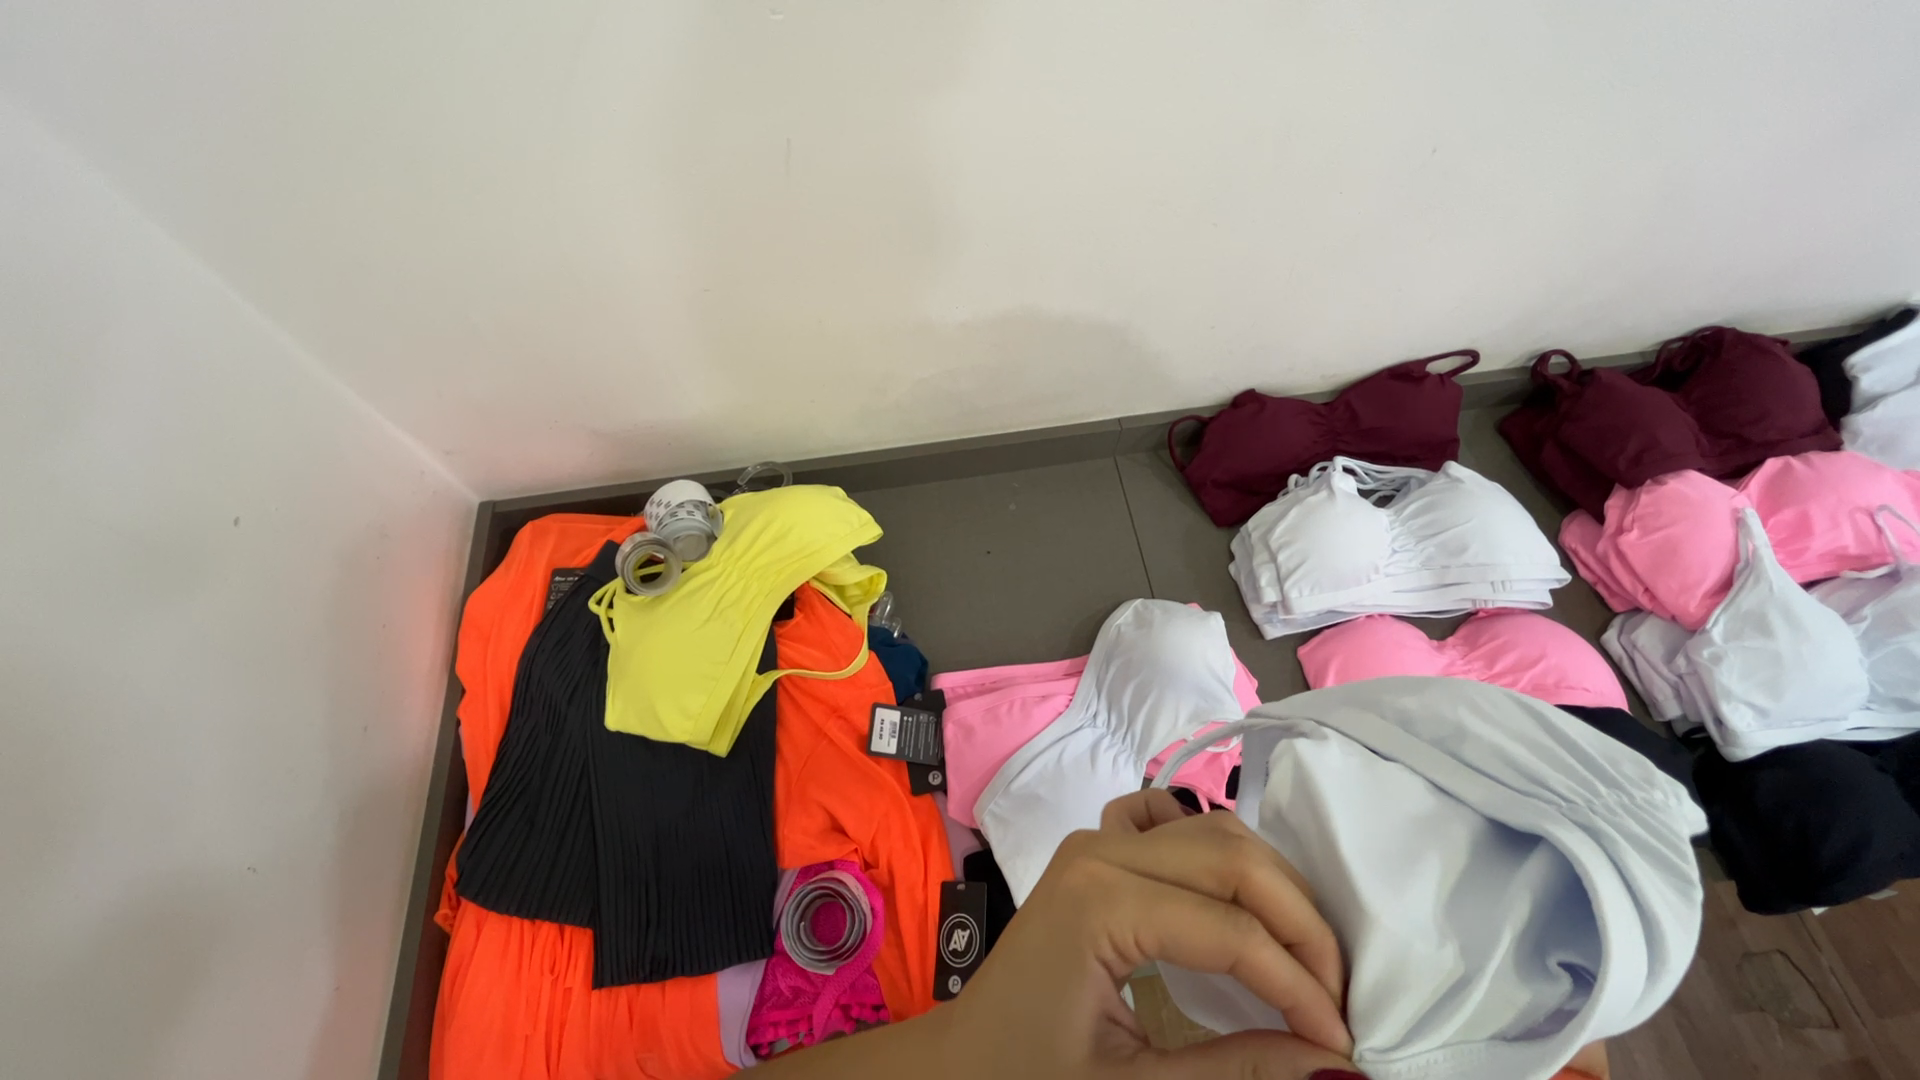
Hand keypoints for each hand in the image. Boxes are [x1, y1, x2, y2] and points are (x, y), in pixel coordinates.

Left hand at [934, 789, 1356, 1078]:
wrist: (960, 1062)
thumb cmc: (1027, 1075)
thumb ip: (1237, 1073)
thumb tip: (1339, 1070)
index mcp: (1101, 902)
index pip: (1233, 931)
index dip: (1300, 986)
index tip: (1343, 1044)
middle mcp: (1100, 851)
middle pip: (1233, 860)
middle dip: (1300, 926)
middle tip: (1335, 1000)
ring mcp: (1094, 841)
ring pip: (1210, 832)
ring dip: (1268, 887)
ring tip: (1301, 958)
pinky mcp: (1094, 850)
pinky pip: (1164, 821)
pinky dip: (1211, 846)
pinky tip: (1230, 892)